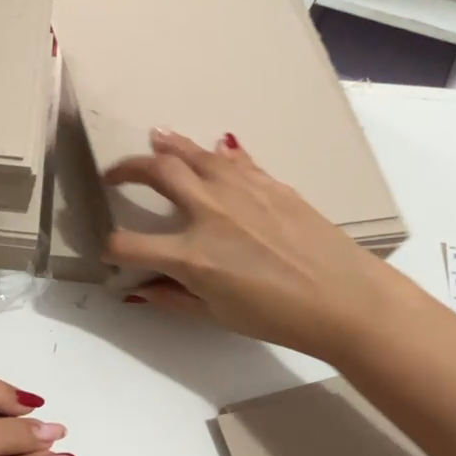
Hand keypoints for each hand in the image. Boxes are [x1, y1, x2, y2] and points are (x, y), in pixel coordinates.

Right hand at [101, 129, 428, 360]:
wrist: (345, 298)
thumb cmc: (276, 317)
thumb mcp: (214, 315)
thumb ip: (170, 298)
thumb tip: (140, 288)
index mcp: (190, 257)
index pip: (127, 245)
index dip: (110, 250)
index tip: (110, 253)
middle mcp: (210, 215)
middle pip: (157, 174)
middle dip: (126, 171)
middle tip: (113, 174)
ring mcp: (242, 193)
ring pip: (195, 154)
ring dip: (167, 145)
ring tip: (153, 138)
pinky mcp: (271, 184)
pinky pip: (233, 160)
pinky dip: (212, 153)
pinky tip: (206, 150)